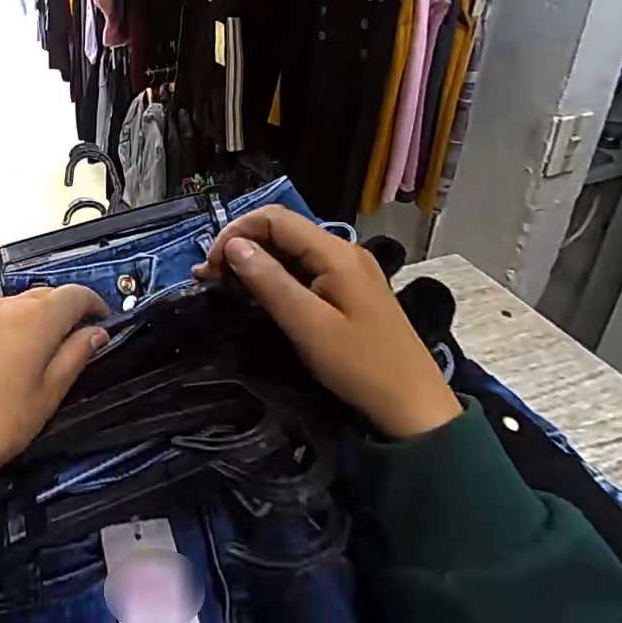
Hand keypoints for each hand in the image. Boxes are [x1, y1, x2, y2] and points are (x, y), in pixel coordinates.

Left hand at [0, 285, 108, 502]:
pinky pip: (8, 316)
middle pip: (53, 295)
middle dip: (72, 311)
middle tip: (83, 342)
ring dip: (47, 318)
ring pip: (29, 304)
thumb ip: (77, 355)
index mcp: (38, 316)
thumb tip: (97, 333)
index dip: (97, 306)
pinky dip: (24, 326)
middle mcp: (11, 306)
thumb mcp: (48, 394)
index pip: (78, 294)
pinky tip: (22, 358)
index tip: (106, 326)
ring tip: (53, 352)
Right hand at [194, 206, 462, 438]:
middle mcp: (342, 249)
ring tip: (224, 287)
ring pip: (292, 250)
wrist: (413, 403)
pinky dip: (278, 277)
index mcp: (335, 252)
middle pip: (283, 231)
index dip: (237, 233)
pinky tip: (258, 294)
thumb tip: (234, 246)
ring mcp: (349, 268)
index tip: (209, 267)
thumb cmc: (360, 365)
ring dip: (257, 262)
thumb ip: (269, 282)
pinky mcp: (350, 287)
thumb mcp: (308, 326)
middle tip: (208, 279)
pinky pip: (306, 269)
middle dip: (243, 247)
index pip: (275, 219)